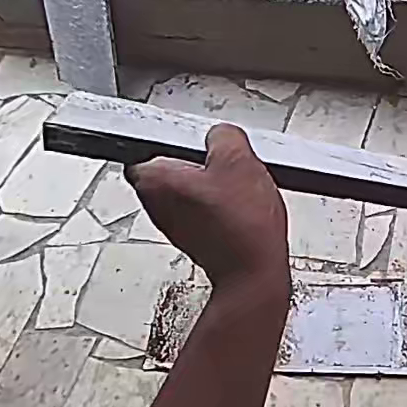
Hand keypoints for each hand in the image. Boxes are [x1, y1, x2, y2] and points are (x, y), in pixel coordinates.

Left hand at [127, 124, 288, 297]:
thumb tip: (221, 135)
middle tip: (228, 169)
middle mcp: (155, 205)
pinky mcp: (194, 240)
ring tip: (239, 194)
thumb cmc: (240, 225)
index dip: (184, 142)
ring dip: (215, 188)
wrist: (254, 272)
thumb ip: (222, 135)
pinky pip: (206, 213)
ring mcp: (174, 225)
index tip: (205, 147)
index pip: (153, 145)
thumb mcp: (238, 158)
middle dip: (203, 165)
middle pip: (178, 167)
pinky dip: (222, 210)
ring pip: (194, 190)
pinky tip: (241, 213)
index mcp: (152, 180)